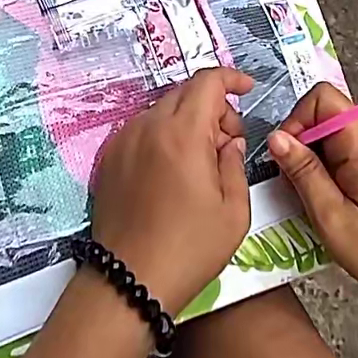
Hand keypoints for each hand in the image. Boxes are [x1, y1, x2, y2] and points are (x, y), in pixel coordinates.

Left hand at [90, 68, 253, 313]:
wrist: (128, 279)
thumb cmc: (188, 249)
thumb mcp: (233, 210)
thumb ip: (235, 163)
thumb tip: (229, 141)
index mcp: (181, 134)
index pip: (207, 82)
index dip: (231, 79)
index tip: (247, 88)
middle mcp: (147, 127)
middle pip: (185, 93)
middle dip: (213, 107)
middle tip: (228, 142)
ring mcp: (123, 140)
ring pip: (163, 111)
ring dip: (187, 121)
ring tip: (201, 162)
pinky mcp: (109, 157)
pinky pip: (143, 130)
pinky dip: (164, 136)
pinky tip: (173, 171)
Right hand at [266, 84, 357, 329]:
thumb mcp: (331, 216)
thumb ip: (303, 171)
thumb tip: (274, 137)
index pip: (323, 97)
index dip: (297, 119)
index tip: (288, 156)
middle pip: (322, 109)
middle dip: (299, 138)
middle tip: (295, 178)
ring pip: (325, 127)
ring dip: (308, 153)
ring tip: (308, 189)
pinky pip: (335, 143)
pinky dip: (319, 161)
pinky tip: (321, 191)